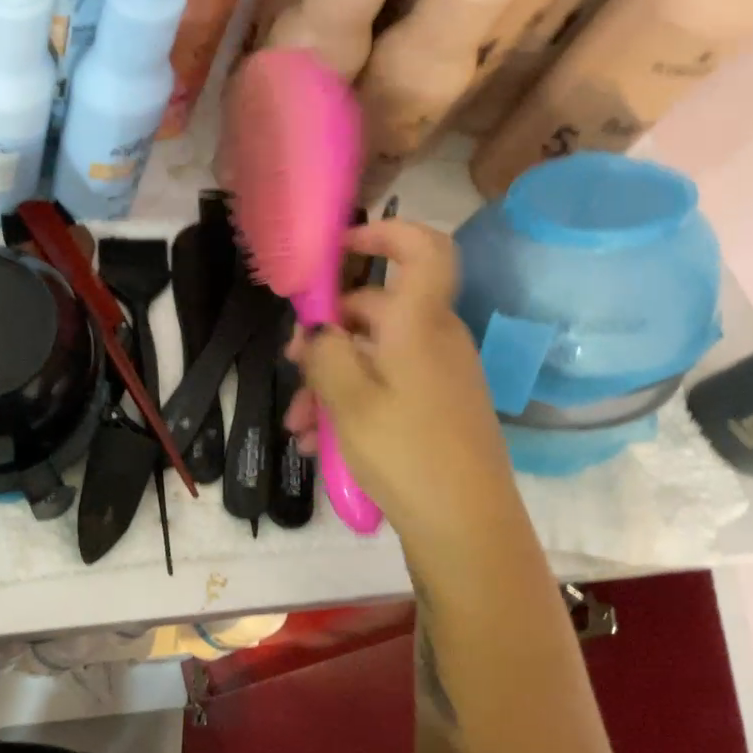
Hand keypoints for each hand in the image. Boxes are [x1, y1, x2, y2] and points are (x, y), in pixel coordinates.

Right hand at [283, 220, 519, 541]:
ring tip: (298, 427)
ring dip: (328, 384)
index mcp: (419, 326)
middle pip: (375, 313)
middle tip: (289, 370)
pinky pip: (383, 388)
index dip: (384, 233)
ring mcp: (436, 375)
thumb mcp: (349, 401)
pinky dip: (349, 405)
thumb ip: (325, 354)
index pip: (421, 250)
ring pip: (371, 357)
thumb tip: (316, 328)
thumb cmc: (405, 450)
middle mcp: (432, 340)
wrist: (463, 520)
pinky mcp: (433, 406)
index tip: (339, 248)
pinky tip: (319, 443)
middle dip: (325, 339)